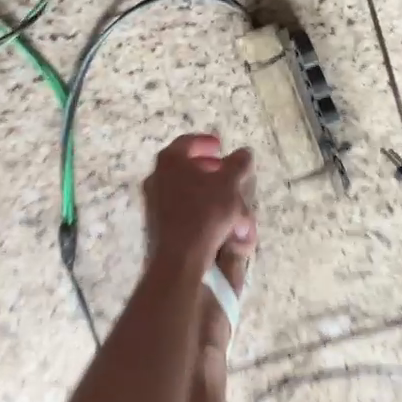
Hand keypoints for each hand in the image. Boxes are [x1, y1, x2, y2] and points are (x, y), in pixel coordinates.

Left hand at [142, 134, 254, 272]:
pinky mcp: (160, 228)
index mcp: (170, 160)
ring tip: (240, 217)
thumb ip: (239, 164)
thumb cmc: (205, 212)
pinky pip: (190, 216)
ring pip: (195, 198)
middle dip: (219, 179)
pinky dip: (210, 220)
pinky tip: (228, 233)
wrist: (180, 259)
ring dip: (220, 204)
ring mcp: (156, 205)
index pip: (187, 142)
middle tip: (233, 182)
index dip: (206, 142)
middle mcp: (157, 179)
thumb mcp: (229, 183)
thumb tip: (244, 152)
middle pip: (192, 172)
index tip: (220, 148)